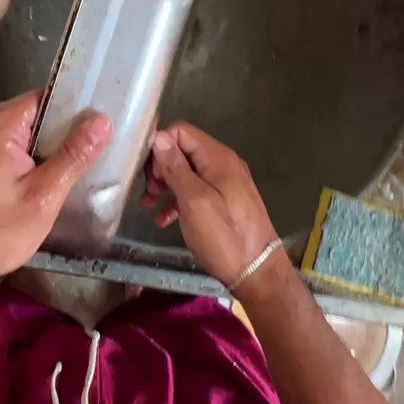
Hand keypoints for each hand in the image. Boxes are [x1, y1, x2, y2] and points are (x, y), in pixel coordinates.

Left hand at [0, 90, 111, 290]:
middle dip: (62, 132)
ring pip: (21, 133)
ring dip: (44, 149)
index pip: (46, 97)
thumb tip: (102, 121)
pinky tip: (40, 182)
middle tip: (90, 155)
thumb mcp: (42, 197)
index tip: (99, 127)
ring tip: (71, 170)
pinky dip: (25, 159)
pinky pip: (6, 147)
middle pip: (34, 113)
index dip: (75, 109)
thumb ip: (72, 156)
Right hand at [140, 122, 281, 287]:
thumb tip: (159, 137)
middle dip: (160, 168)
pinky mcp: (224, 201)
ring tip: (148, 206)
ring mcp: (225, 183)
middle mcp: (223, 164)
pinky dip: (178, 201)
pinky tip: (164, 220)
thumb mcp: (194, 200)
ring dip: (165, 185)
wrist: (257, 272)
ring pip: (187, 172)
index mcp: (218, 158)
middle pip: (183, 151)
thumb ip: (176, 167)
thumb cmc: (223, 236)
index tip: (147, 172)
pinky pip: (196, 191)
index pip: (181, 131)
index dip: (159, 146)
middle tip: (148, 192)